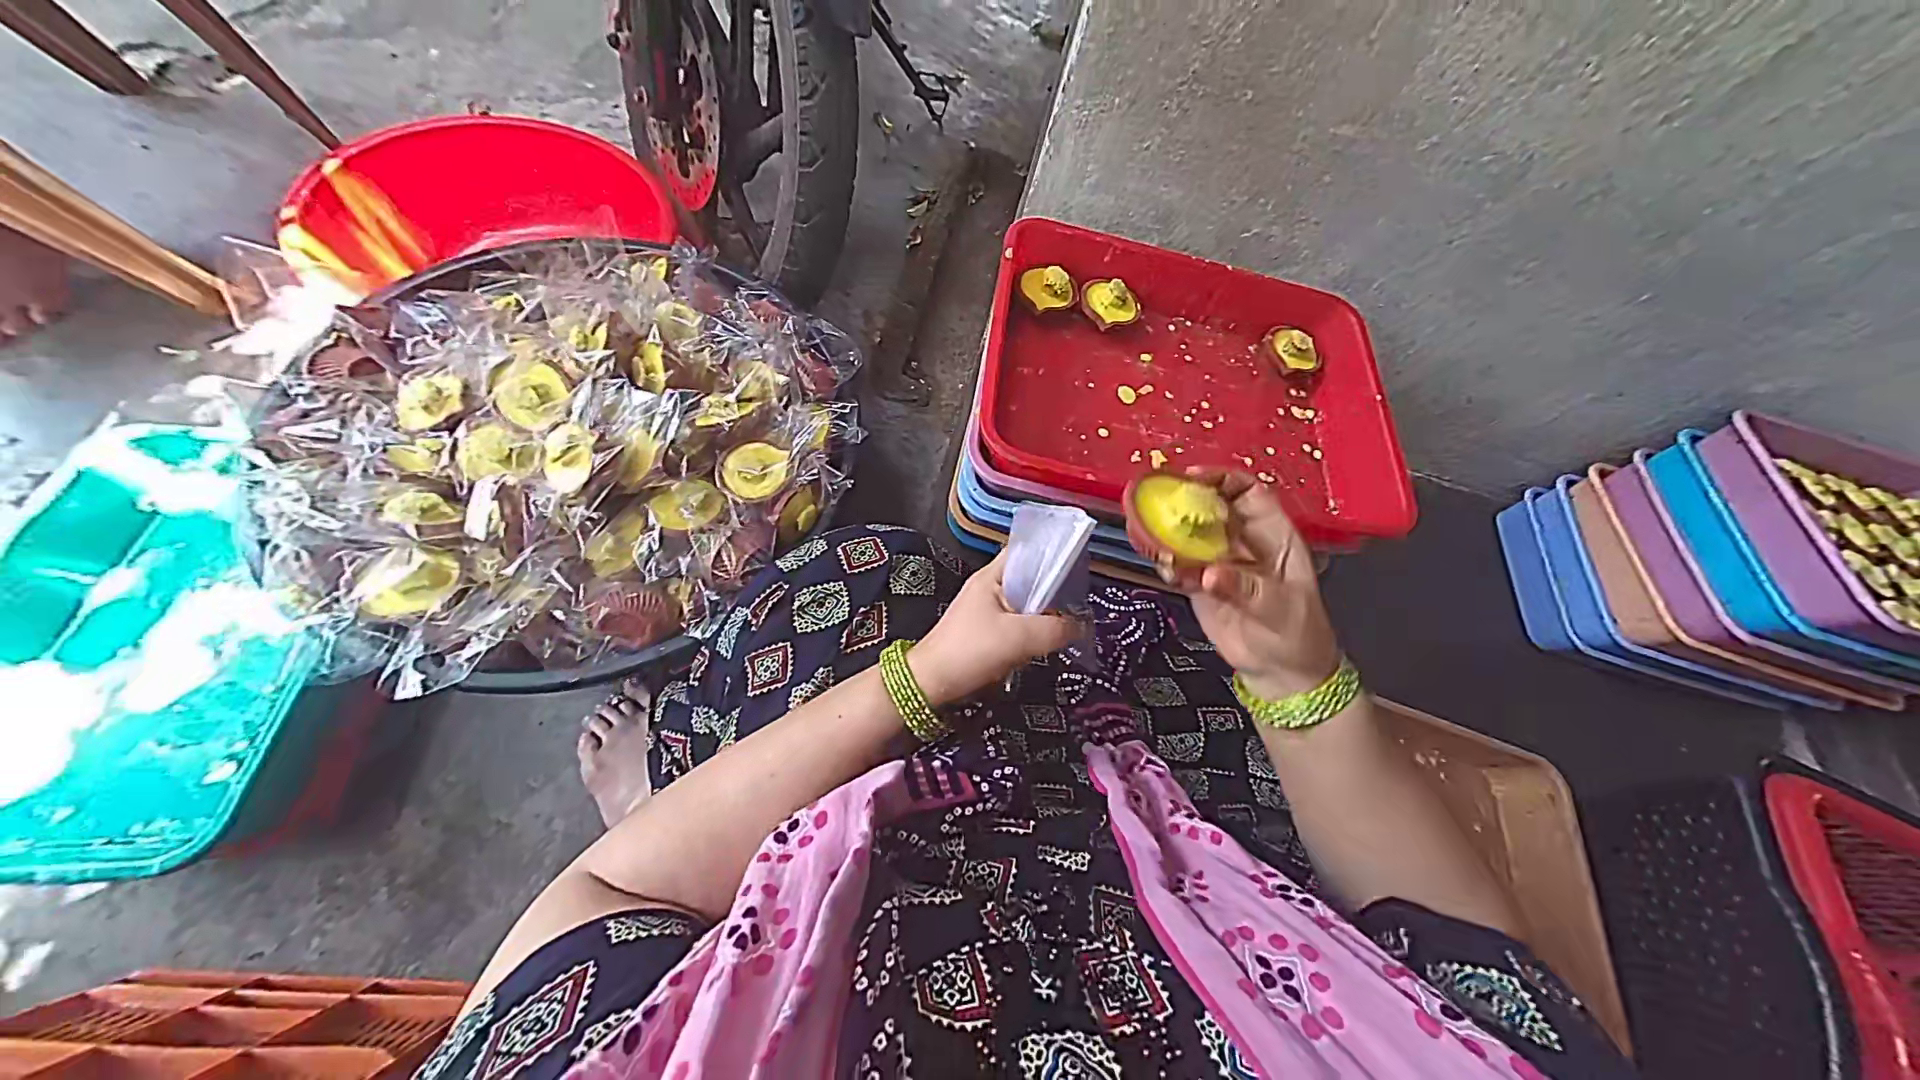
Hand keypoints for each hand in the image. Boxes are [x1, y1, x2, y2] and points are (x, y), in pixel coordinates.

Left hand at [910, 551, 1080, 705]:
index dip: (1052, 554)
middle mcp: (990, 588)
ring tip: (1060, 630)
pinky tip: (1038, 648)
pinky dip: (1030, 636)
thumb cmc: (969, 651)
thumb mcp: (1018, 638)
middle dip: (1053, 594)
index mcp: (992, 576)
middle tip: (1075, 607)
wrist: (931, 684)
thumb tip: (1081, 627)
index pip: (1026, 551)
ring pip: (1028, 606)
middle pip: (1032, 581)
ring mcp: (988, 611)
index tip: (1078, 568)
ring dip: (1043, 619)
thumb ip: (1055, 629)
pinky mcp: (988, 633)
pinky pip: (1019, 627)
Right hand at [1177, 469, 1342, 698]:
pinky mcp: (1199, 583)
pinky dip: (1165, 561)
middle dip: (1186, 499)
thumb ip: (1244, 588)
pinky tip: (1162, 566)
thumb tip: (1210, 573)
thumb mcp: (1278, 608)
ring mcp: (1219, 561)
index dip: (1222, 478)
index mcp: (1273, 535)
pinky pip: (1177, 563)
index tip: (1194, 477)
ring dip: (1168, 530)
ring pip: (1189, 533)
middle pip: (1211, 506)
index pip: (1248, 492)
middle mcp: (1242, 541)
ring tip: (1148, 530)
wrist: (1282, 672)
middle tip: (1160, 500)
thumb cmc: (1296, 633)